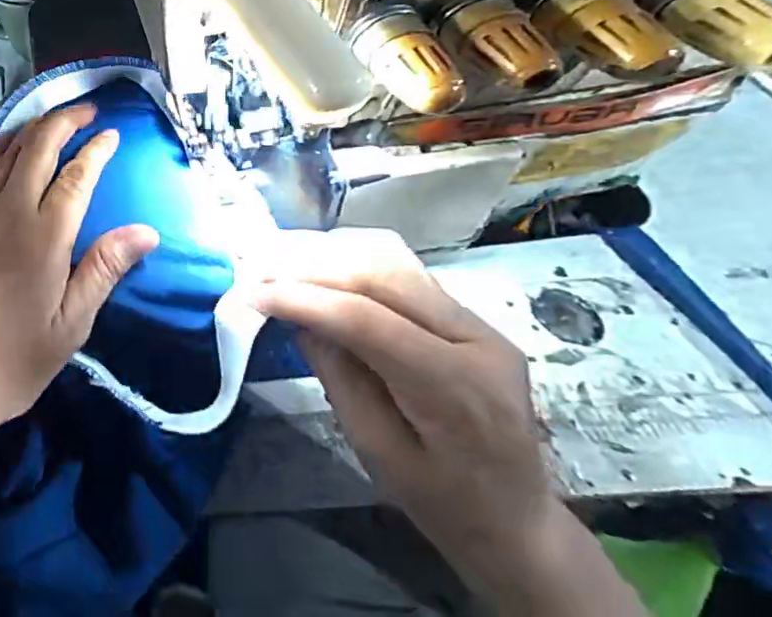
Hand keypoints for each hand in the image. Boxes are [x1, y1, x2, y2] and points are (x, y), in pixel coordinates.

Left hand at [0, 103, 159, 495]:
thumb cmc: (11, 361)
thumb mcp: (70, 326)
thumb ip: (103, 270)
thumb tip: (146, 231)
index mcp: (43, 237)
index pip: (76, 177)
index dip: (97, 151)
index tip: (114, 134)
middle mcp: (10, 214)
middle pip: (37, 149)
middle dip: (64, 121)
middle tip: (89, 111)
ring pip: (6, 154)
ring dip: (32, 128)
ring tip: (55, 117)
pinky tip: (6, 146)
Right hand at [245, 241, 643, 616]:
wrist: (516, 519)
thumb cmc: (443, 502)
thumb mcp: (377, 451)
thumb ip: (338, 376)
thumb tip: (297, 315)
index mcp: (458, 390)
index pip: (370, 321)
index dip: (306, 300)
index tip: (255, 294)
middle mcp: (477, 339)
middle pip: (383, 273)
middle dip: (313, 264)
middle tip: (260, 266)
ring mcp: (477, 320)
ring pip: (393, 259)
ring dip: (331, 253)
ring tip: (281, 259)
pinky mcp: (467, 314)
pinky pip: (402, 270)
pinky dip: (352, 261)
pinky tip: (318, 266)